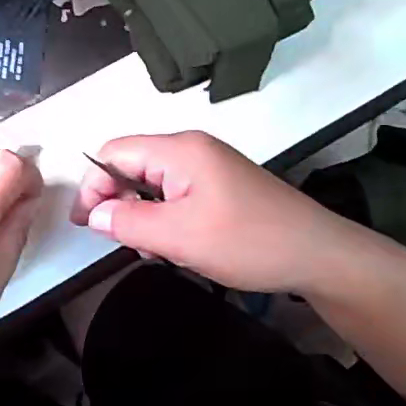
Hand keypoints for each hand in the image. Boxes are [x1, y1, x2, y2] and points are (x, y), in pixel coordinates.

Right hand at [70, 131, 356, 294]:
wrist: (316, 255)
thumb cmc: (248, 242)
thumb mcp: (178, 236)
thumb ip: (128, 221)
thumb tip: (95, 213)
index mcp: (180, 150)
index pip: (114, 152)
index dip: (93, 185)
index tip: (89, 225)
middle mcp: (193, 150)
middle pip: (133, 166)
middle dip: (119, 203)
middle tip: (127, 243)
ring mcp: (211, 169)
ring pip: (154, 185)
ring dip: (144, 217)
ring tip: (158, 250)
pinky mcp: (223, 188)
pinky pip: (178, 197)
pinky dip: (167, 220)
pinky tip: (179, 247)